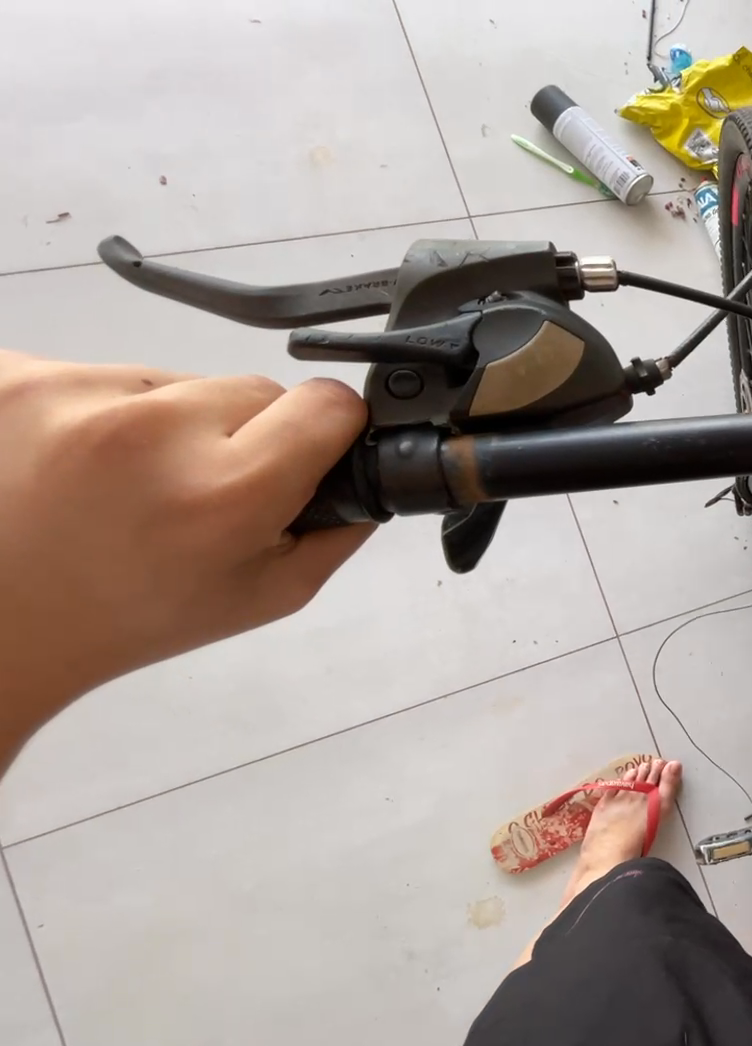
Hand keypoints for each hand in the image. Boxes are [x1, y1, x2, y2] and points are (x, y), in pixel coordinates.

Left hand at [0, 352, 372, 738]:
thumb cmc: (137, 616)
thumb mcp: (279, 591)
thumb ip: (342, 527)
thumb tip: (368, 473)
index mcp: (228, 489)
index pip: (330, 404)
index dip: (336, 429)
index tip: (318, 454)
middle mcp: (148, 430)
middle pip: (260, 389)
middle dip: (256, 432)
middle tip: (216, 486)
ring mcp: (64, 394)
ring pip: (182, 382)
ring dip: (180, 423)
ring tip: (140, 480)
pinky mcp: (6, 375)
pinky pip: (104, 377)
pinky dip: (110, 414)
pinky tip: (84, 463)